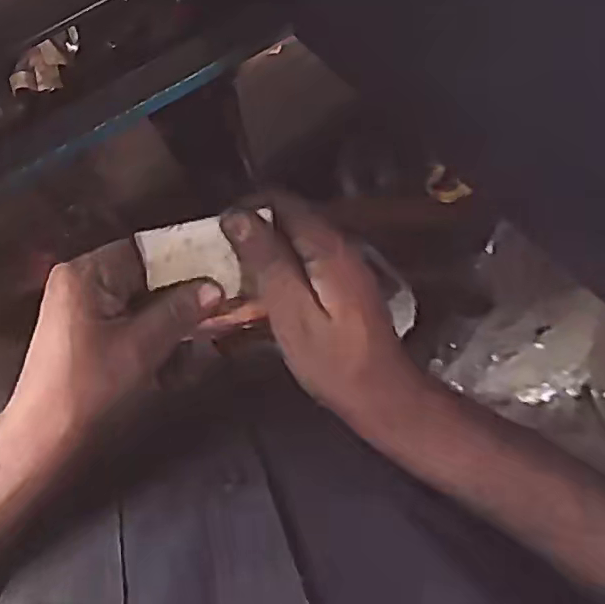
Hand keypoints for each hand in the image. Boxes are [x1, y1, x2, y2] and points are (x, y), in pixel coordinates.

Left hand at [4, 239, 224, 455]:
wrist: (42, 439)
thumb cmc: (88, 389)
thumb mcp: (140, 349)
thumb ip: (177, 313)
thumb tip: (212, 288)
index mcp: (85, 273)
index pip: (141, 251)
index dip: (180, 262)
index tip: (216, 276)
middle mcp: (78, 281)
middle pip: (141, 279)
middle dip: (176, 306)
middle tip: (209, 326)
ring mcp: (78, 307)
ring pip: (137, 306)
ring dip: (165, 332)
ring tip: (181, 365)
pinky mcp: (82, 333)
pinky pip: (124, 325)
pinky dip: (146, 344)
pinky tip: (163, 374)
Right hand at [220, 191, 429, 430]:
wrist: (387, 402)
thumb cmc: (334, 362)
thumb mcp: (290, 310)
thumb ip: (266, 260)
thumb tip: (236, 217)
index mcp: (326, 247)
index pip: (280, 200)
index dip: (245, 207)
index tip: (218, 229)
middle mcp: (340, 245)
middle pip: (287, 214)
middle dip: (251, 224)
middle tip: (220, 250)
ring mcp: (345, 263)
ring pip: (294, 234)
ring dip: (263, 243)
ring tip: (233, 266)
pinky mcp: (343, 281)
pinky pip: (303, 254)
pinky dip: (278, 260)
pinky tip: (262, 285)